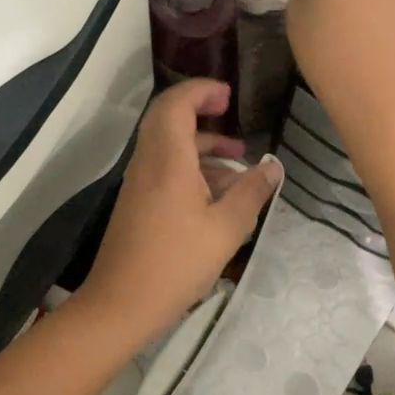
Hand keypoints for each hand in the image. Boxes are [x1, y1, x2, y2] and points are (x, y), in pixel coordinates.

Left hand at [77, 80, 282, 336]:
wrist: (121, 303)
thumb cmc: (176, 263)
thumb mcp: (226, 230)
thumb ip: (251, 193)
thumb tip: (272, 166)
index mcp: (168, 160)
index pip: (176, 104)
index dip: (201, 91)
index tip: (228, 96)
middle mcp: (148, 163)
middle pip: (167, 119)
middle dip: (200, 112)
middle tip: (230, 115)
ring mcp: (139, 183)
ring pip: (167, 147)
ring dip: (200, 146)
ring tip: (239, 165)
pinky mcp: (137, 203)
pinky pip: (164, 169)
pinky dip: (191, 168)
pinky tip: (219, 196)